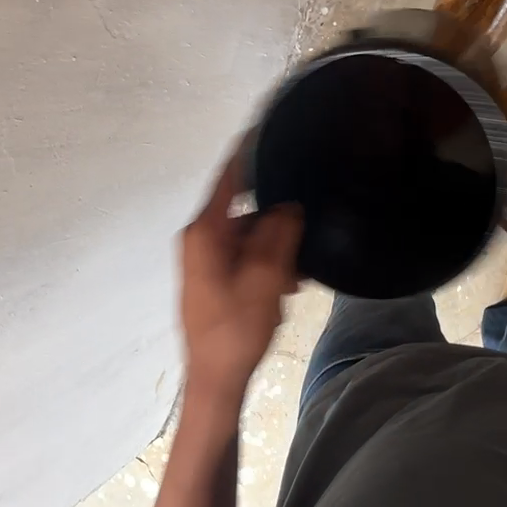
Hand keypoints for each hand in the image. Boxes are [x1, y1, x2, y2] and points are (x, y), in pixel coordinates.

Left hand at [178, 149, 303, 398]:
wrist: (214, 381)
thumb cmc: (236, 328)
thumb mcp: (266, 278)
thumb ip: (279, 234)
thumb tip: (288, 206)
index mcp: (204, 232)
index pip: (229, 177)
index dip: (249, 150)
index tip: (268, 125)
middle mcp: (199, 239)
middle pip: (245, 213)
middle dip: (278, 224)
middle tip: (307, 236)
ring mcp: (203, 261)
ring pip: (248, 240)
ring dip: (276, 252)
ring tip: (299, 277)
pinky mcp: (211, 279)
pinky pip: (243, 259)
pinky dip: (265, 267)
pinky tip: (287, 289)